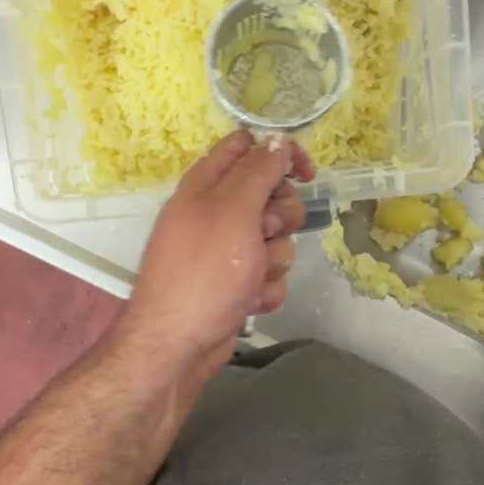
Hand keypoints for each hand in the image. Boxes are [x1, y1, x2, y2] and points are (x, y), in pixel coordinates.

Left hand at [115, 131, 315, 381]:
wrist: (178, 344)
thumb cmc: (203, 272)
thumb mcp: (233, 211)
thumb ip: (257, 171)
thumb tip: (277, 140)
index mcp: (207, 184)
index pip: (248, 146)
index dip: (280, 154)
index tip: (305, 174)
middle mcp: (216, 212)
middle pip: (272, 195)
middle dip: (281, 217)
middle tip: (265, 231)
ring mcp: (226, 250)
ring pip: (276, 239)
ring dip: (273, 260)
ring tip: (250, 278)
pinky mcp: (236, 283)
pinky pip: (270, 275)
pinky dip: (265, 288)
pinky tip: (247, 301)